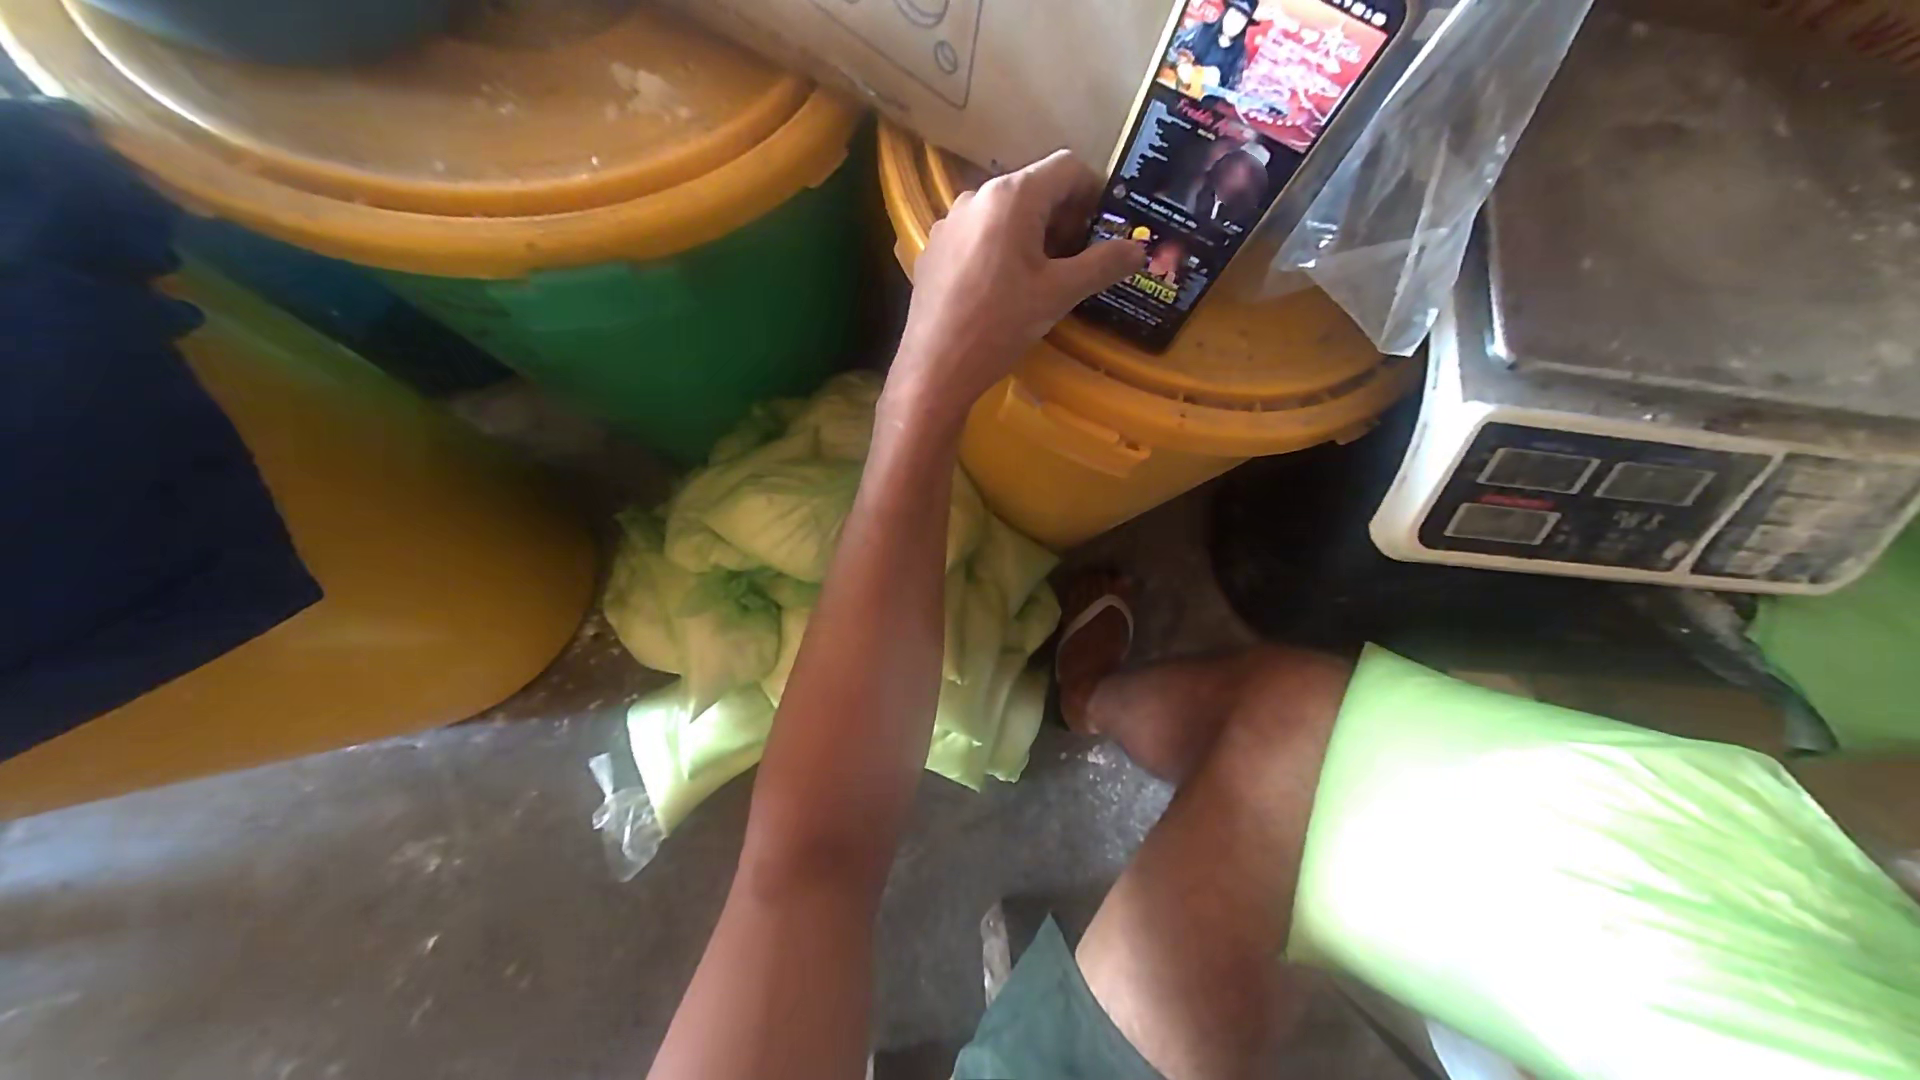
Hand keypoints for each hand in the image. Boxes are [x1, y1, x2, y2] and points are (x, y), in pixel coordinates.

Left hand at [886, 150, 1143, 431]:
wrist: (934, 368)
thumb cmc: (1000, 326)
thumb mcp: (1058, 295)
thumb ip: (1103, 265)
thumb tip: (1139, 249)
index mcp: (1012, 196)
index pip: (1068, 168)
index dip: (1094, 193)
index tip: (1104, 230)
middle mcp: (976, 196)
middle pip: (1034, 189)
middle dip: (1063, 218)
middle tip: (1078, 261)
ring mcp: (950, 222)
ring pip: (1005, 214)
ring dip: (1032, 236)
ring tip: (1041, 279)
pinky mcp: (934, 249)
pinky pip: (979, 236)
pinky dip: (1001, 249)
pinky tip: (1002, 289)